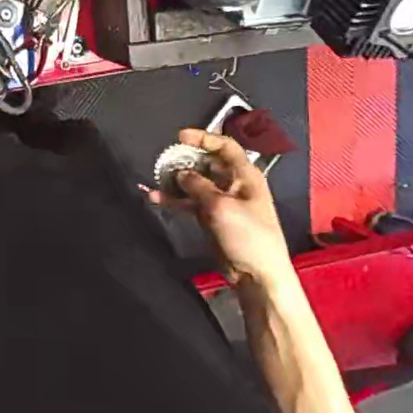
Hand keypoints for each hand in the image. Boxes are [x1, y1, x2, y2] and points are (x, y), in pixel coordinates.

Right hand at [147, 129, 290, 284]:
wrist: (257, 275)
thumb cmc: (248, 236)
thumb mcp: (221, 206)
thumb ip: (198, 186)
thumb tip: (181, 173)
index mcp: (245, 175)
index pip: (226, 147)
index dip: (204, 138)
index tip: (180, 136)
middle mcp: (233, 184)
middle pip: (206, 163)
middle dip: (185, 160)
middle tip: (165, 160)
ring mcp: (221, 201)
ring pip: (195, 183)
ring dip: (176, 180)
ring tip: (156, 178)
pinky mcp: (210, 217)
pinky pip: (189, 202)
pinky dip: (174, 199)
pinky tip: (155, 197)